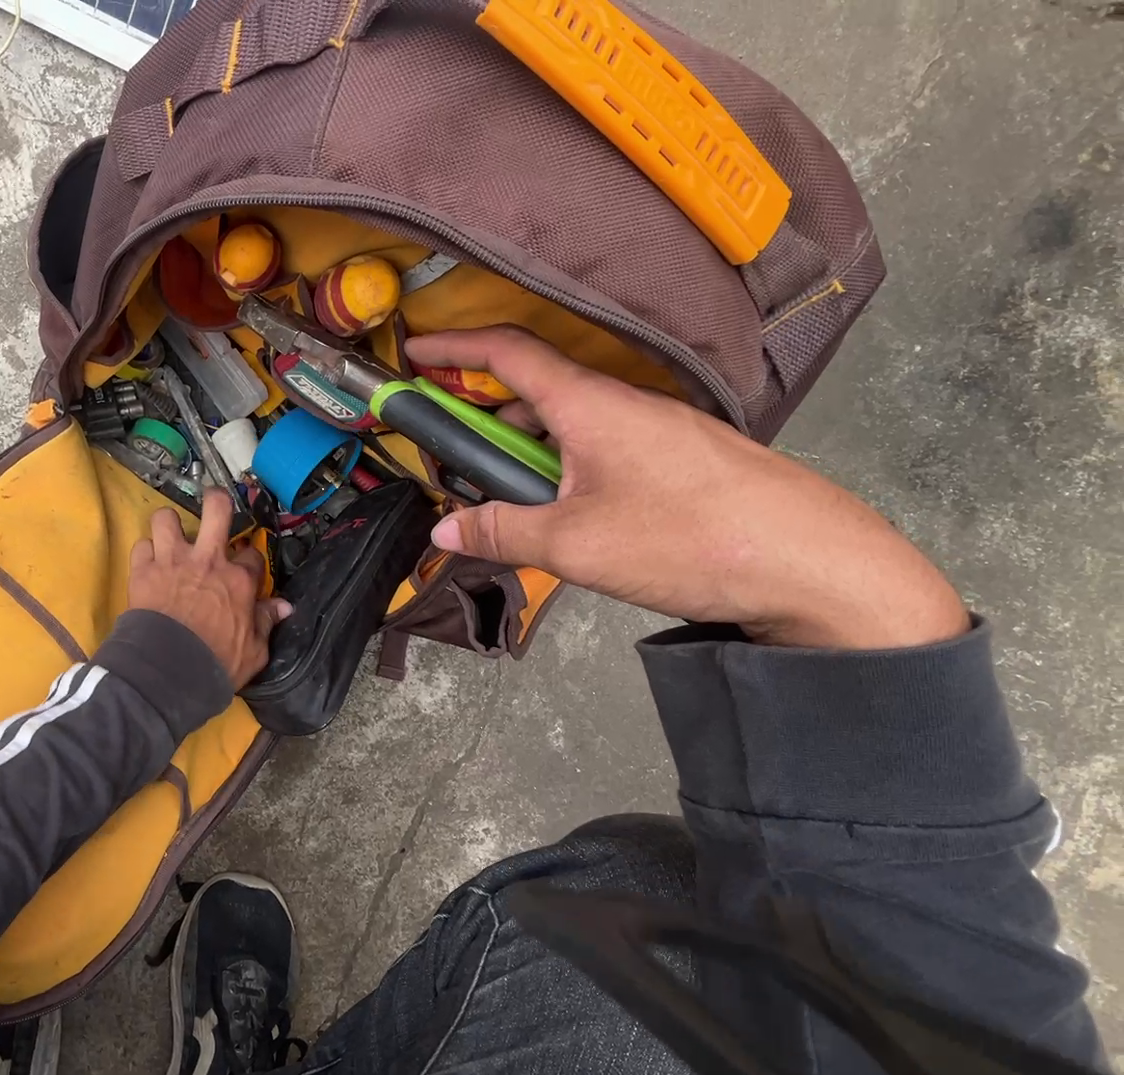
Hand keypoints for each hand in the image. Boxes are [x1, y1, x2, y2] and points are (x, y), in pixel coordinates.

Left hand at [129, 489, 292, 688]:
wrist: (167, 670)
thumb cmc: (215, 663)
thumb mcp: (254, 651)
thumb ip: (267, 623)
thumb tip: (284, 606)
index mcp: (238, 580)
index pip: (253, 554)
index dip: (250, 560)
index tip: (245, 571)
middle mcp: (207, 560)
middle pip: (216, 508)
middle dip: (217, 501)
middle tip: (214, 510)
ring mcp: (172, 561)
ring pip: (167, 517)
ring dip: (169, 525)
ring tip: (170, 538)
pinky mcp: (142, 570)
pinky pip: (141, 545)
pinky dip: (145, 552)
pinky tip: (149, 563)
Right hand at [404, 328, 969, 648]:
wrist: (818, 567)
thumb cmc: (691, 541)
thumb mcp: (573, 544)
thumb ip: (500, 532)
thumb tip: (445, 532)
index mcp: (591, 406)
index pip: (509, 353)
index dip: (454, 348)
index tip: (415, 353)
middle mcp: (626, 405)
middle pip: (536, 389)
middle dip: (483, 412)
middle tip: (452, 449)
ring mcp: (659, 429)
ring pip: (571, 422)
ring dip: (526, 446)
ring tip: (505, 495)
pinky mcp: (682, 459)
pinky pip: (603, 445)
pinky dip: (565, 464)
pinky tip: (565, 510)